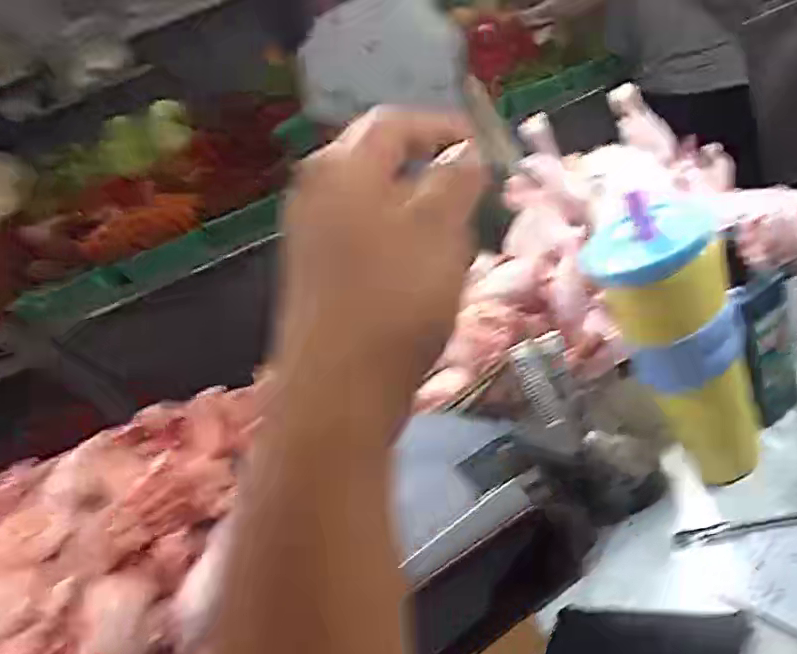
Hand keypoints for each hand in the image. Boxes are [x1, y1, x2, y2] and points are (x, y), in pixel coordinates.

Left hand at [273, 108, 487, 428]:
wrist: (343, 385)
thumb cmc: (398, 303)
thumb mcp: (440, 235)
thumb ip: (456, 184)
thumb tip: (468, 153)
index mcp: (344, 169)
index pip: (396, 124)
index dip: (444, 129)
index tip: (483, 146)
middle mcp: (318, 190)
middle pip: (382, 163)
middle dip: (433, 173)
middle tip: (476, 196)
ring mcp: (313, 234)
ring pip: (378, 205)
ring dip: (421, 213)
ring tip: (459, 239)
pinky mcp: (320, 274)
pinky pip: (369, 239)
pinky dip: (403, 244)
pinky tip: (425, 277)